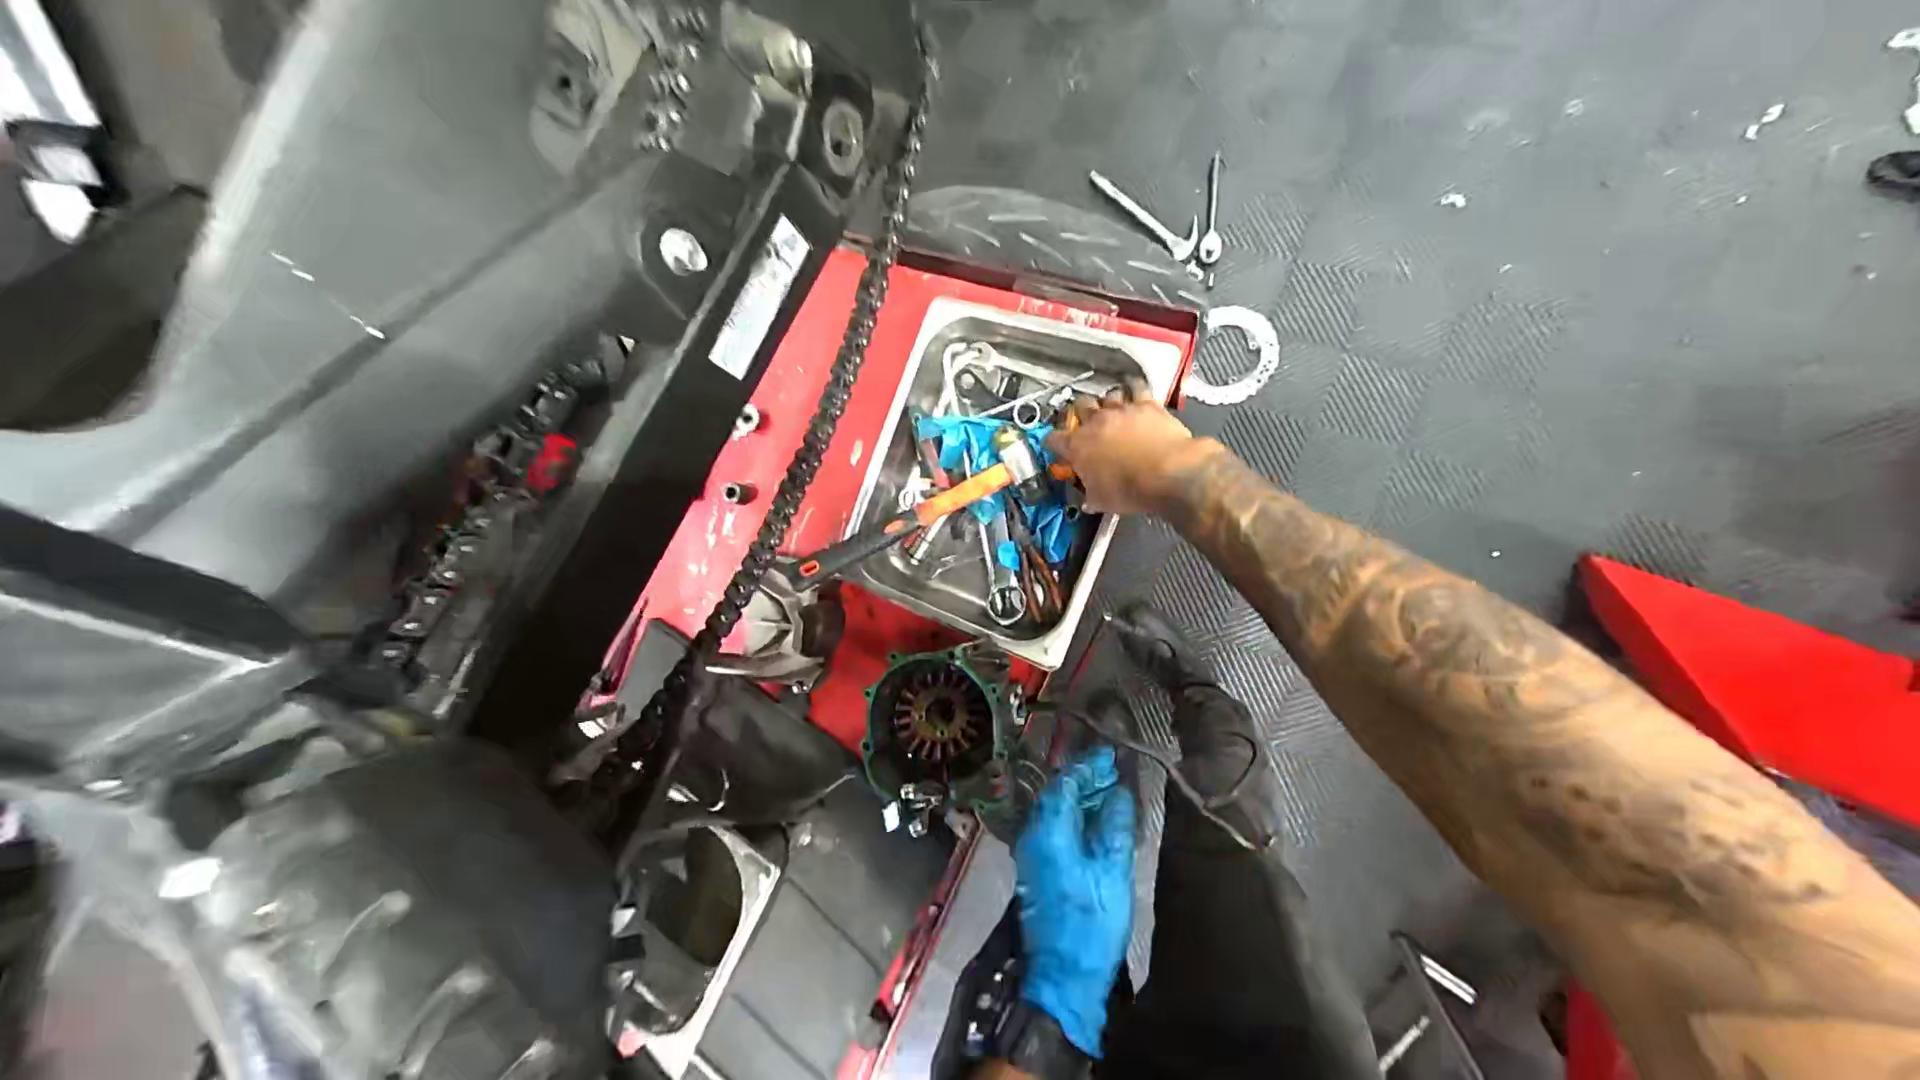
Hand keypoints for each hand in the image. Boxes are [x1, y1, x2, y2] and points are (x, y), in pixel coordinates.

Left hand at [1014, 747, 1135, 1057]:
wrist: (1064, 976)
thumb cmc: (1091, 922)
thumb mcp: (1112, 871)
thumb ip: (1115, 825)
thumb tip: (1119, 792)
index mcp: (1047, 829)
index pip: (1065, 782)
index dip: (1089, 765)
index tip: (1111, 753)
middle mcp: (1033, 834)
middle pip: (1057, 794)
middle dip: (1086, 779)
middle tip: (1114, 769)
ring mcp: (1032, 852)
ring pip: (1056, 811)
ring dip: (1082, 799)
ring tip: (1112, 790)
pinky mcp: (1038, 868)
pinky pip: (1056, 829)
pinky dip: (1076, 818)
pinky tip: (1099, 820)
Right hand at [1044, 392, 1221, 514]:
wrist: (1169, 473)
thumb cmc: (1131, 489)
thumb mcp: (1102, 501)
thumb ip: (1091, 495)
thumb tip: (1089, 501)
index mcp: (1078, 446)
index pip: (1054, 439)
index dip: (1053, 442)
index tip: (1055, 445)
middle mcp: (1096, 422)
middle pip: (1080, 406)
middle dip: (1080, 412)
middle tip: (1084, 421)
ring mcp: (1121, 409)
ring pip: (1107, 394)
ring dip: (1107, 401)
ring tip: (1112, 408)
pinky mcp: (1147, 404)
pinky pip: (1137, 387)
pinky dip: (1134, 387)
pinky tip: (1135, 388)